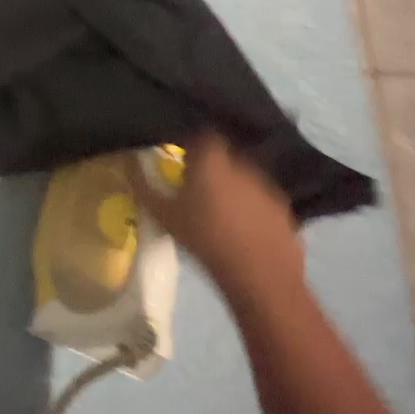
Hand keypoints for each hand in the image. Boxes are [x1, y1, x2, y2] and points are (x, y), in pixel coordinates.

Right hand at [134, 133, 304, 308]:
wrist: (260, 277)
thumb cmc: (204, 238)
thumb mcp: (162, 214)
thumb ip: (143, 185)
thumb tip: (128, 163)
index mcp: (212, 160)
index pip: (202, 136)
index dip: (192, 145)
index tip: (181, 159)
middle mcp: (242, 166)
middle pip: (225, 156)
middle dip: (213, 166)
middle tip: (197, 186)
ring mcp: (268, 188)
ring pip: (246, 178)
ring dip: (234, 187)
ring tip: (222, 209)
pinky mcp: (286, 211)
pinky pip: (263, 200)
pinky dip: (253, 207)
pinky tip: (245, 227)